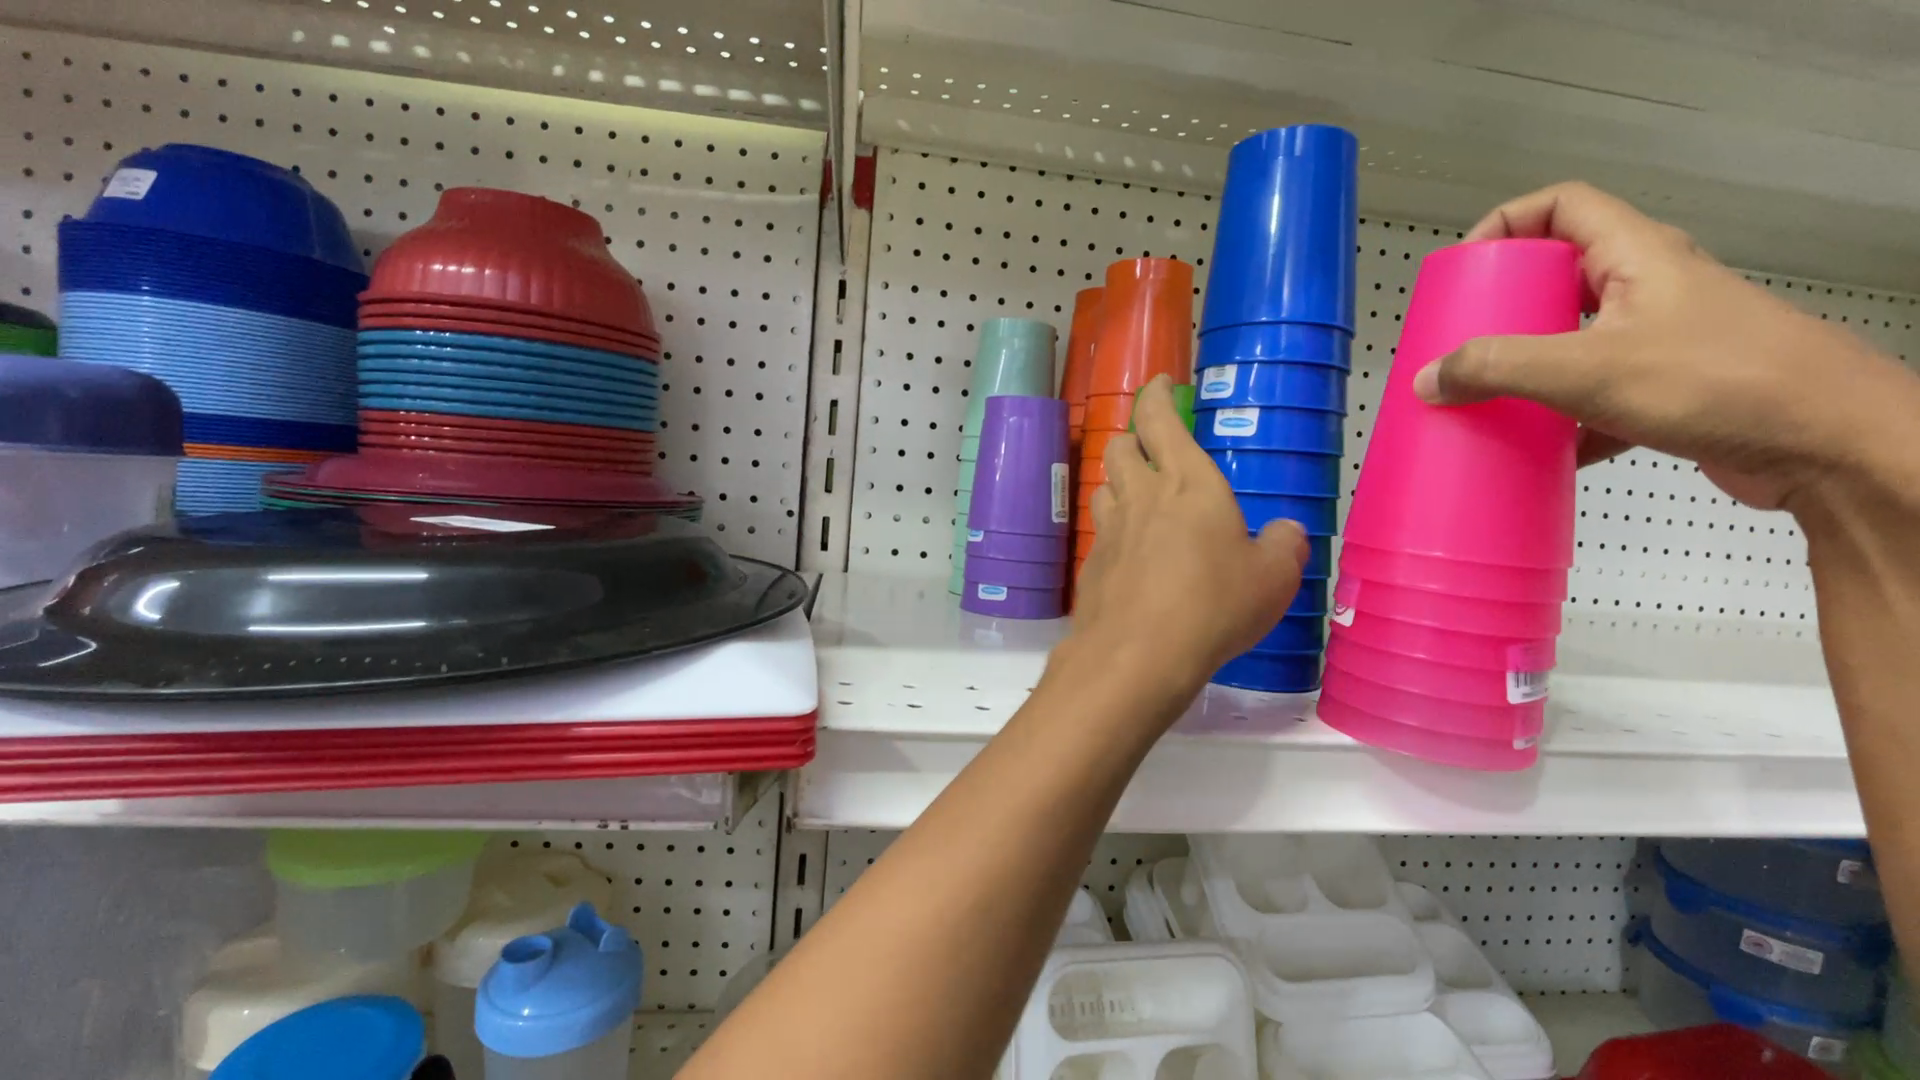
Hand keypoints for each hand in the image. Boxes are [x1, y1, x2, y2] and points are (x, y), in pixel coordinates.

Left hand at [1063, 376, 1308, 710]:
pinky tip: (1132, 555)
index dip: (1157, 395)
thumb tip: (1288, 532)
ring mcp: (1109, 531)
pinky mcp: (1091, 566)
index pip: (1159, 418)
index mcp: (1187, 482)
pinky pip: (1100, 533)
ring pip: (1104, 486)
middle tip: (1152, 448)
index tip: (1161, 384)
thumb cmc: (1213, 604)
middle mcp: (1140, 496)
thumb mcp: (1273, 578)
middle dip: (1134, 438)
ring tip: (1141, 497)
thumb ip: (1285, 546)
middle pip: (1120, 447)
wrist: (1137, 654)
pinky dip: (1115, 531)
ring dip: (1119, 482)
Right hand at [1412, 182, 1919, 513]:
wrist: (1831, 445)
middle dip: (1506, 306)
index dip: (1506, 223)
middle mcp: (1651, 288)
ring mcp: (1664, 340)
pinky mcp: (1673, 390)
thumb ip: (1501, 369)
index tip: (1463, 269)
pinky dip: (1563, 418)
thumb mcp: (1589, 370)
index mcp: (1637, 256)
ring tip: (1487, 396)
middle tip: (1463, 340)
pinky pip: (1597, 394)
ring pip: (1577, 338)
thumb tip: (1427, 379)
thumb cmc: (1715, 381)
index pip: (1562, 205)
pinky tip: (1538, 450)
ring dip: (1530, 366)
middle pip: (1562, 275)